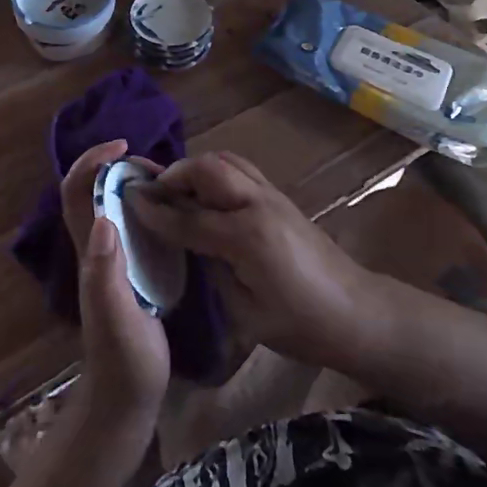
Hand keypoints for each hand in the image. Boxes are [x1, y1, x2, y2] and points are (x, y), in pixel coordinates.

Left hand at [61, 141, 169, 426]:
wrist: (128, 396)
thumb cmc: (123, 357)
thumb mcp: (116, 316)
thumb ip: (106, 271)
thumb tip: (104, 218)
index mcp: (90, 251)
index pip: (76, 192)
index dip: (90, 162)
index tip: (121, 147)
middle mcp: (97, 248)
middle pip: (92, 192)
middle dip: (114, 167)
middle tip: (152, 163)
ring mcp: (114, 260)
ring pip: (113, 207)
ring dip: (131, 184)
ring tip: (166, 179)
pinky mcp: (133, 273)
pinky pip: (134, 227)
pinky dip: (148, 208)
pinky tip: (174, 211)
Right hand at [127, 151, 372, 368]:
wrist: (358, 314)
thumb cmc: (301, 325)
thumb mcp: (246, 311)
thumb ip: (210, 266)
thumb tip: (185, 239)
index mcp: (247, 237)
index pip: (188, 217)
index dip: (155, 211)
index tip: (128, 200)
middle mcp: (258, 204)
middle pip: (207, 169)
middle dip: (174, 175)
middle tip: (153, 191)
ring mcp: (272, 196)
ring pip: (225, 161)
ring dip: (195, 169)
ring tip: (177, 190)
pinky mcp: (280, 197)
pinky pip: (240, 169)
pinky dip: (215, 172)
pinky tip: (206, 195)